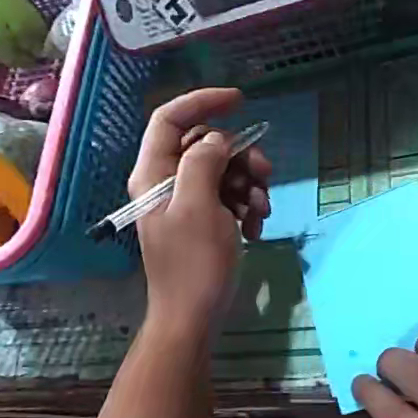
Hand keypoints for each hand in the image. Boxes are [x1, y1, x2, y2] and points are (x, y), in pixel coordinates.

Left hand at [129, 88, 271, 328]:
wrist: (193, 317)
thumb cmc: (194, 264)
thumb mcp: (198, 207)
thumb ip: (203, 162)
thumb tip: (217, 140)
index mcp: (154, 173)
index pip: (170, 118)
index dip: (203, 102)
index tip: (241, 101)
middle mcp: (166, 182)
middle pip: (206, 144)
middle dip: (240, 155)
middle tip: (264, 175)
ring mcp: (186, 202)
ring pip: (223, 170)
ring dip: (249, 185)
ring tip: (260, 211)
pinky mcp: (203, 220)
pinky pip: (228, 196)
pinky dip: (246, 205)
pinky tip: (255, 227)